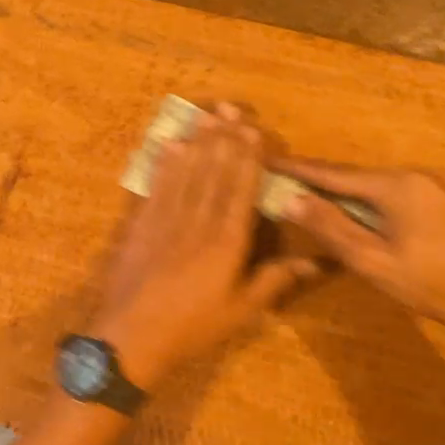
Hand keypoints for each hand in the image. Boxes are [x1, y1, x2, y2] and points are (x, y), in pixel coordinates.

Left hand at [90, 104, 319, 387]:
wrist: (129, 337)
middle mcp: (196, 223)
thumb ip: (273, 281)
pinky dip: (165, 164)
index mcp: (226, 243)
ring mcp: (164, 221)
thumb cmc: (190, 329)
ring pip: (185, 174)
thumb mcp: (239, 311)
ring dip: (197, 142)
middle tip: (232, 107)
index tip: (255, 130)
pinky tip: (171, 145)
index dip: (248, 158)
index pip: (240, 190)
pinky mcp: (138, 226)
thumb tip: (315, 262)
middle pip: (213, 173)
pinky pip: (155, 187)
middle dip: (224, 139)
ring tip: (207, 115)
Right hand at [272, 158, 444, 351]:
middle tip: (287, 182)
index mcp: (399, 186)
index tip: (268, 162)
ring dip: (351, 193)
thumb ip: (330, 227)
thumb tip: (290, 200)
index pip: (334, 174)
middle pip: (359, 176)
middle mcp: (423, 175)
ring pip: (384, 185)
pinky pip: (406, 194)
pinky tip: (368, 217)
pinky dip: (378, 201)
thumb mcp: (373, 261)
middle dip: (322, 181)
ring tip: (319, 201)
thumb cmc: (434, 287)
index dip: (298, 170)